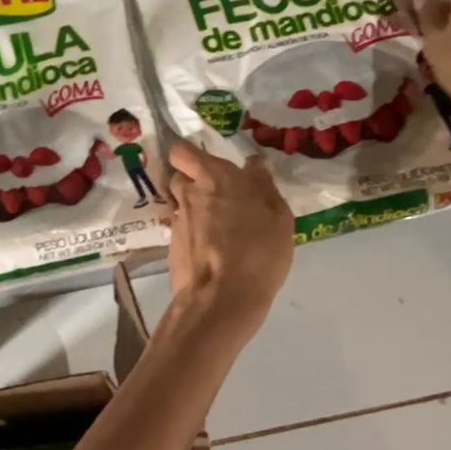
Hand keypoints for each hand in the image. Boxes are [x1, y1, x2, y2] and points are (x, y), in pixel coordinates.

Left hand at [164, 141, 293, 342]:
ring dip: (193, 208)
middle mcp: (189, 194)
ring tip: (216, 226)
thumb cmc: (258, 252)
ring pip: (180, 204)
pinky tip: (210, 251)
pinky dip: (192, 235)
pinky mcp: (171, 248)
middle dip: (193, 181)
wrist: (221, 299)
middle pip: (180, 176)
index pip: (183, 150)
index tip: (209, 165)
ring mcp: (177, 222)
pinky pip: (181, 231)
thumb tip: (254, 164)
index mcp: (215, 177)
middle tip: (216, 197)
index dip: (190, 155)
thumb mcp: (278, 217)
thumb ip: (264, 186)